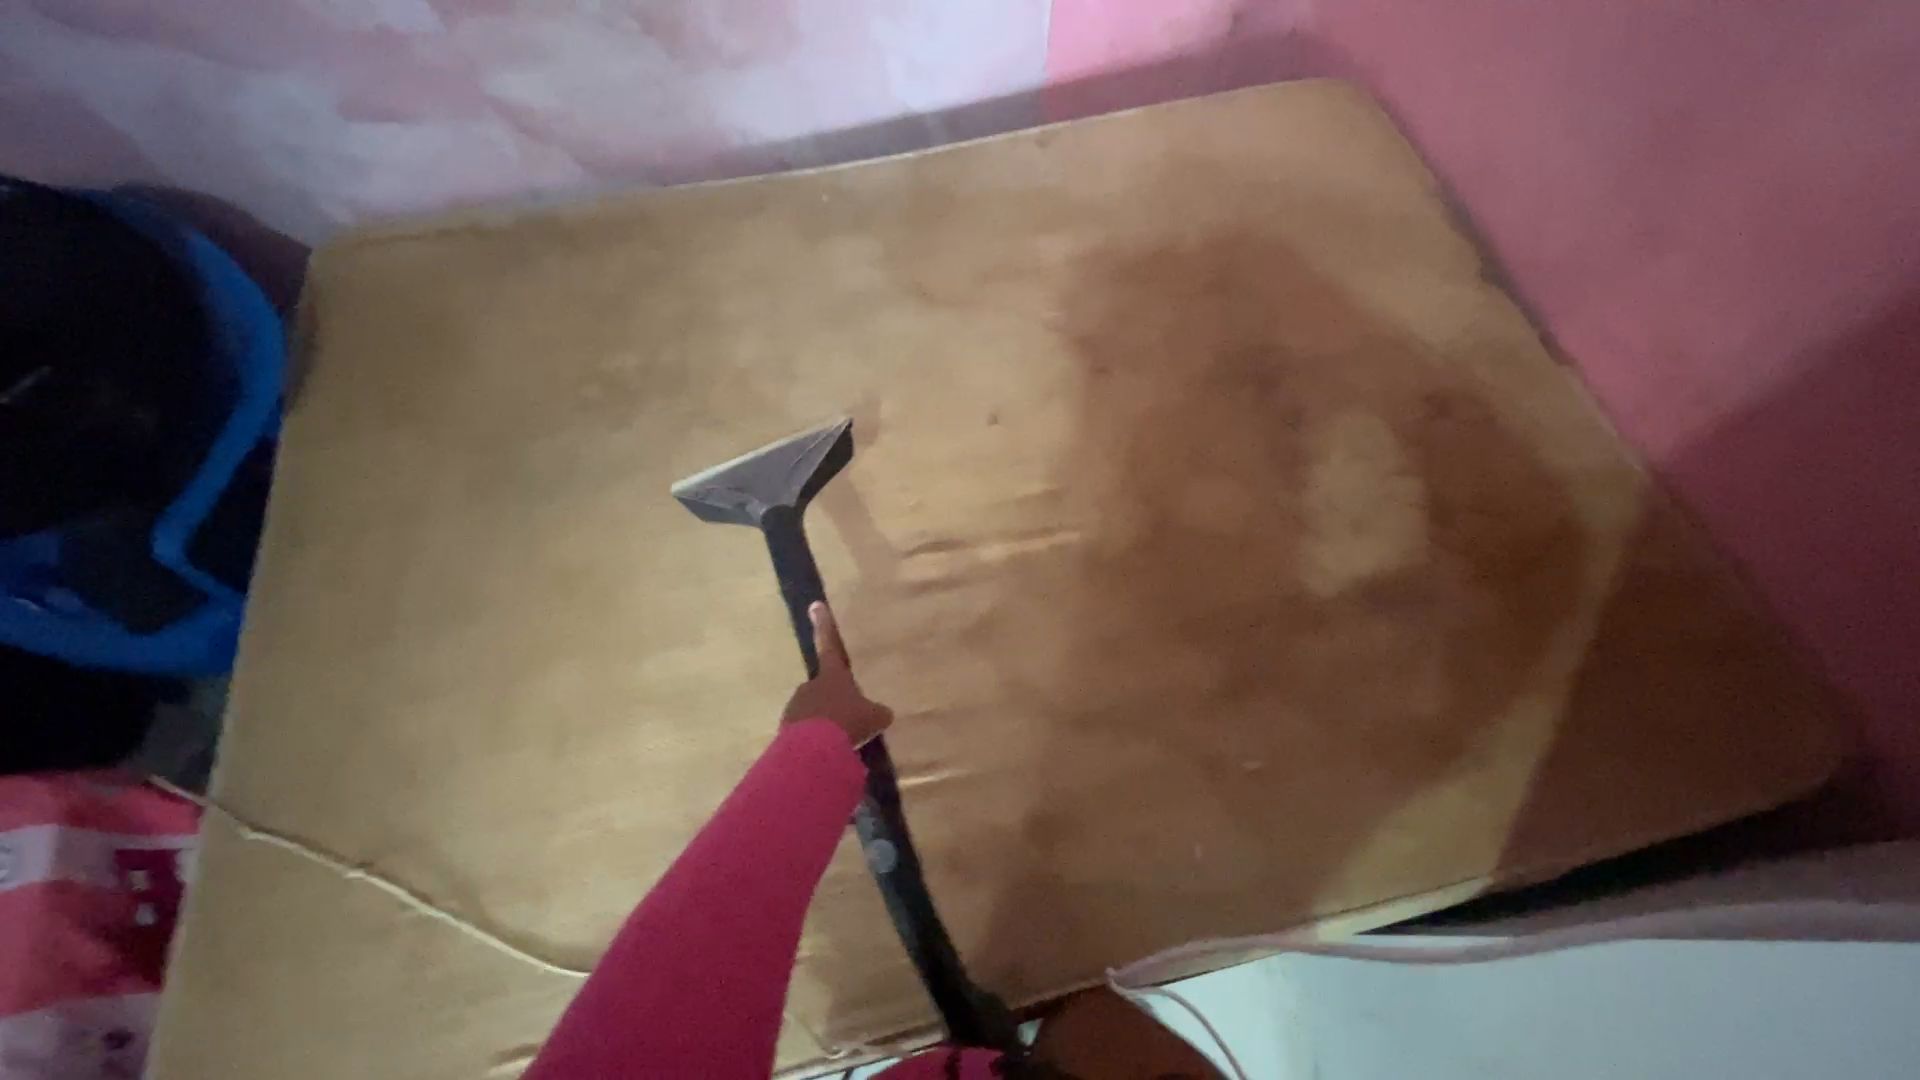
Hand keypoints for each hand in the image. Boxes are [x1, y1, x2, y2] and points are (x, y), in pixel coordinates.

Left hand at [781, 602, 892, 747]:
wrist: (814, 749)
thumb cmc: (848, 721)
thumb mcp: (874, 716)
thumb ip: (878, 712)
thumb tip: (883, 712)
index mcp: (832, 675)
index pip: (830, 645)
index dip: (824, 625)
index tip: (815, 605)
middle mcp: (811, 685)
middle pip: (822, 686)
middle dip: (832, 698)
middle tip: (847, 716)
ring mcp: (795, 707)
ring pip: (812, 710)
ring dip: (823, 721)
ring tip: (839, 739)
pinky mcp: (786, 729)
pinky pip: (804, 731)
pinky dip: (815, 738)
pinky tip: (827, 751)